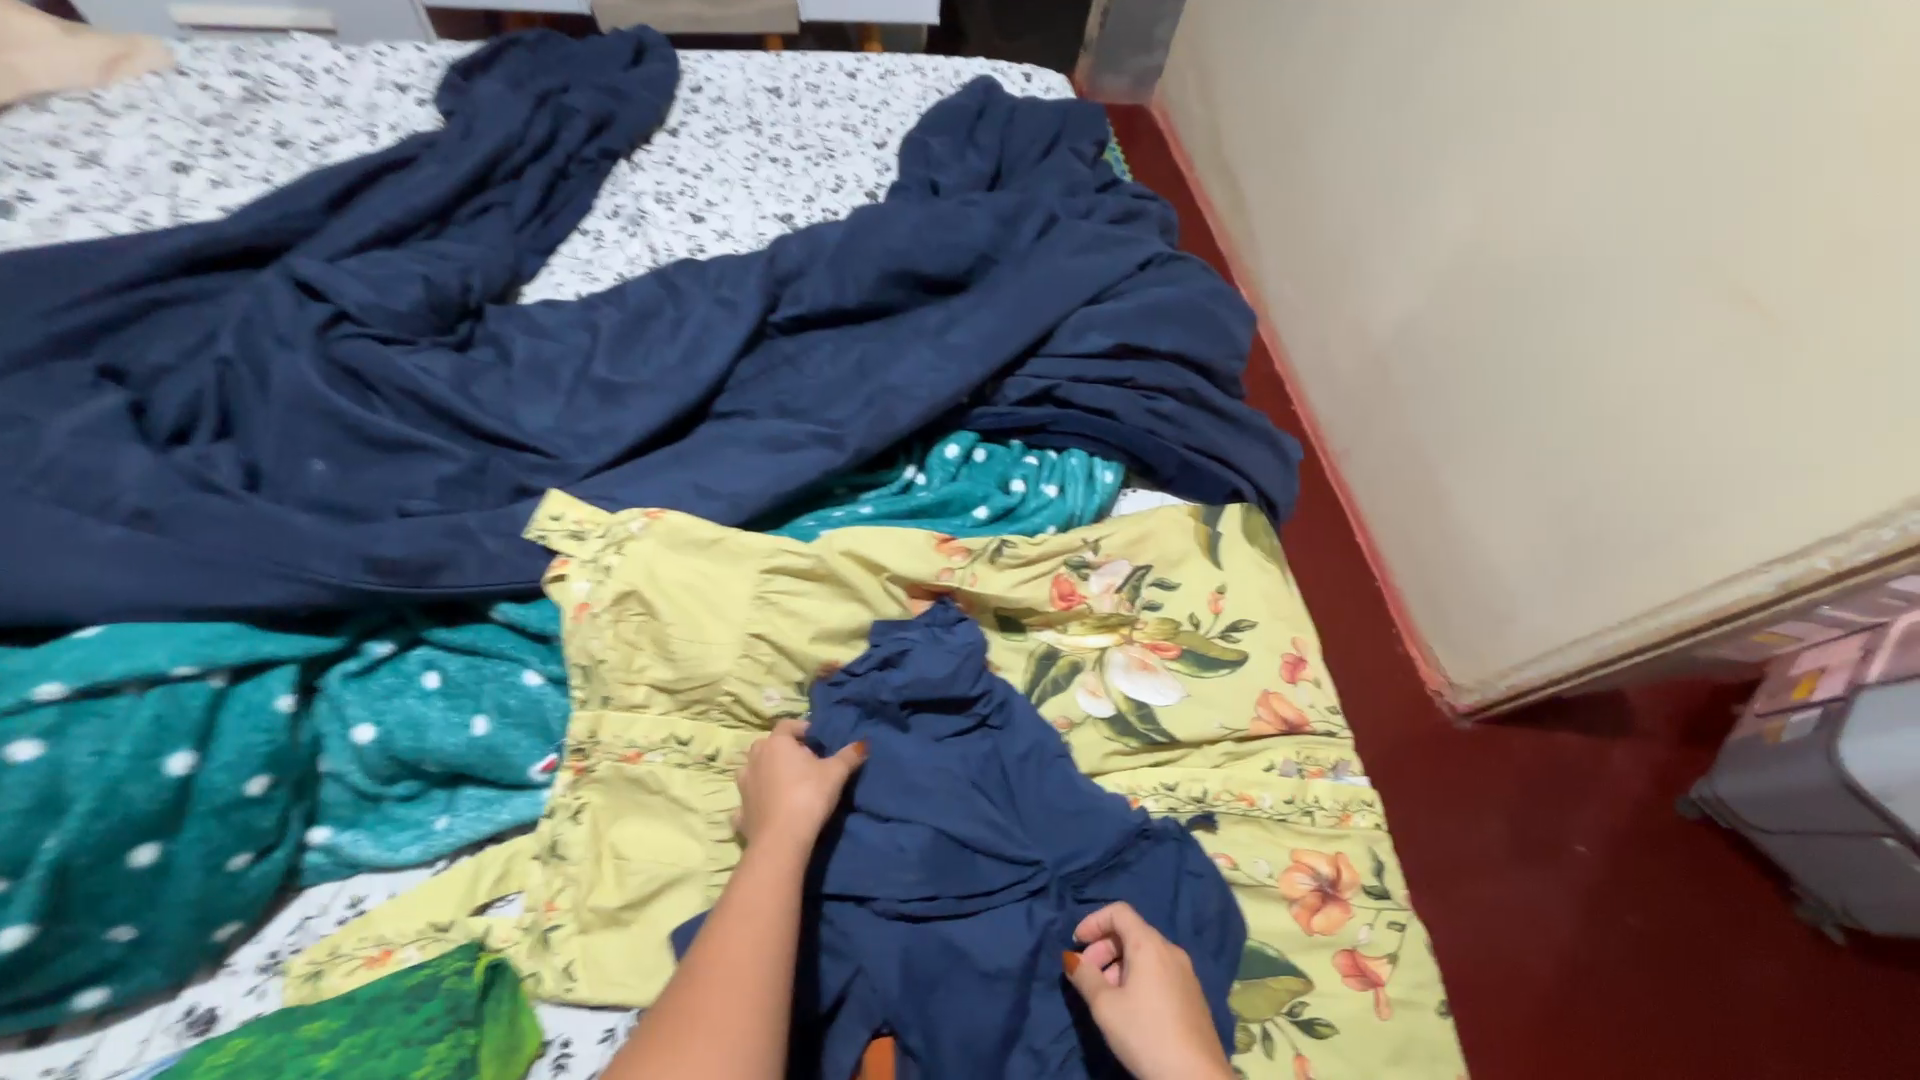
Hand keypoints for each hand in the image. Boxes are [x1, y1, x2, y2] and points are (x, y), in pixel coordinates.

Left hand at [734, 718, 865, 850]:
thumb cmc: (809, 795)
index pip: (787, 725)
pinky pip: (747, 800)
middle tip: (804, 762)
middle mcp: (754, 759)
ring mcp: (743, 786)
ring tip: (785, 783)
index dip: (802, 728)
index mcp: (776, 744)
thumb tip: (864, 743)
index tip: (816, 739)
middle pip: (768, 746)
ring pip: (753, 770)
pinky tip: (767, 809)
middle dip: (783, 750)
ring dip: (765, 772)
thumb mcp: (836, 773)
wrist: (782, 839)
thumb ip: (849, 755)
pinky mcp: (740, 812)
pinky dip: (756, 801)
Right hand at [1063, 902, 1234, 1079]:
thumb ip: (1084, 976)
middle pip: (1131, 932)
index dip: (1093, 921)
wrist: (1196, 1079)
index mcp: (1150, 944)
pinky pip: (1158, 971)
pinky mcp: (1192, 995)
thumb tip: (1072, 958)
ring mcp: (1185, 973)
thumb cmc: (1145, 1034)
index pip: (1118, 911)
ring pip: (1144, 954)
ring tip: (1105, 996)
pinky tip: (1129, 1008)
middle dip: (1103, 948)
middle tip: (1086, 976)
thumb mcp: (1105, 1006)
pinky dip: (1137, 977)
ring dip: (1118, 965)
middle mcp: (1171, 950)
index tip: (1077, 944)